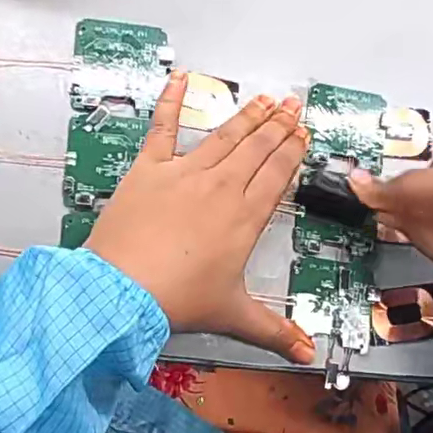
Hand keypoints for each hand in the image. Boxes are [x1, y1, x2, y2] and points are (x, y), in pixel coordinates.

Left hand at [86, 73, 315, 363]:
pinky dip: (171, 101)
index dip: (293, 151)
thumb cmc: (180, 300)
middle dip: (277, 126)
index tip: (303, 133)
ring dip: (246, 115)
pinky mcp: (149, 168)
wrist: (125, 288)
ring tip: (263, 98)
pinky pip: (162, 127)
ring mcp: (185, 173)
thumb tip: (307, 355)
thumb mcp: (232, 315)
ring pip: (224, 135)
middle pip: (257, 148)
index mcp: (246, 217)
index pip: (278, 174)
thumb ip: (273, 332)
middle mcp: (222, 187)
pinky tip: (180, 78)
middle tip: (292, 106)